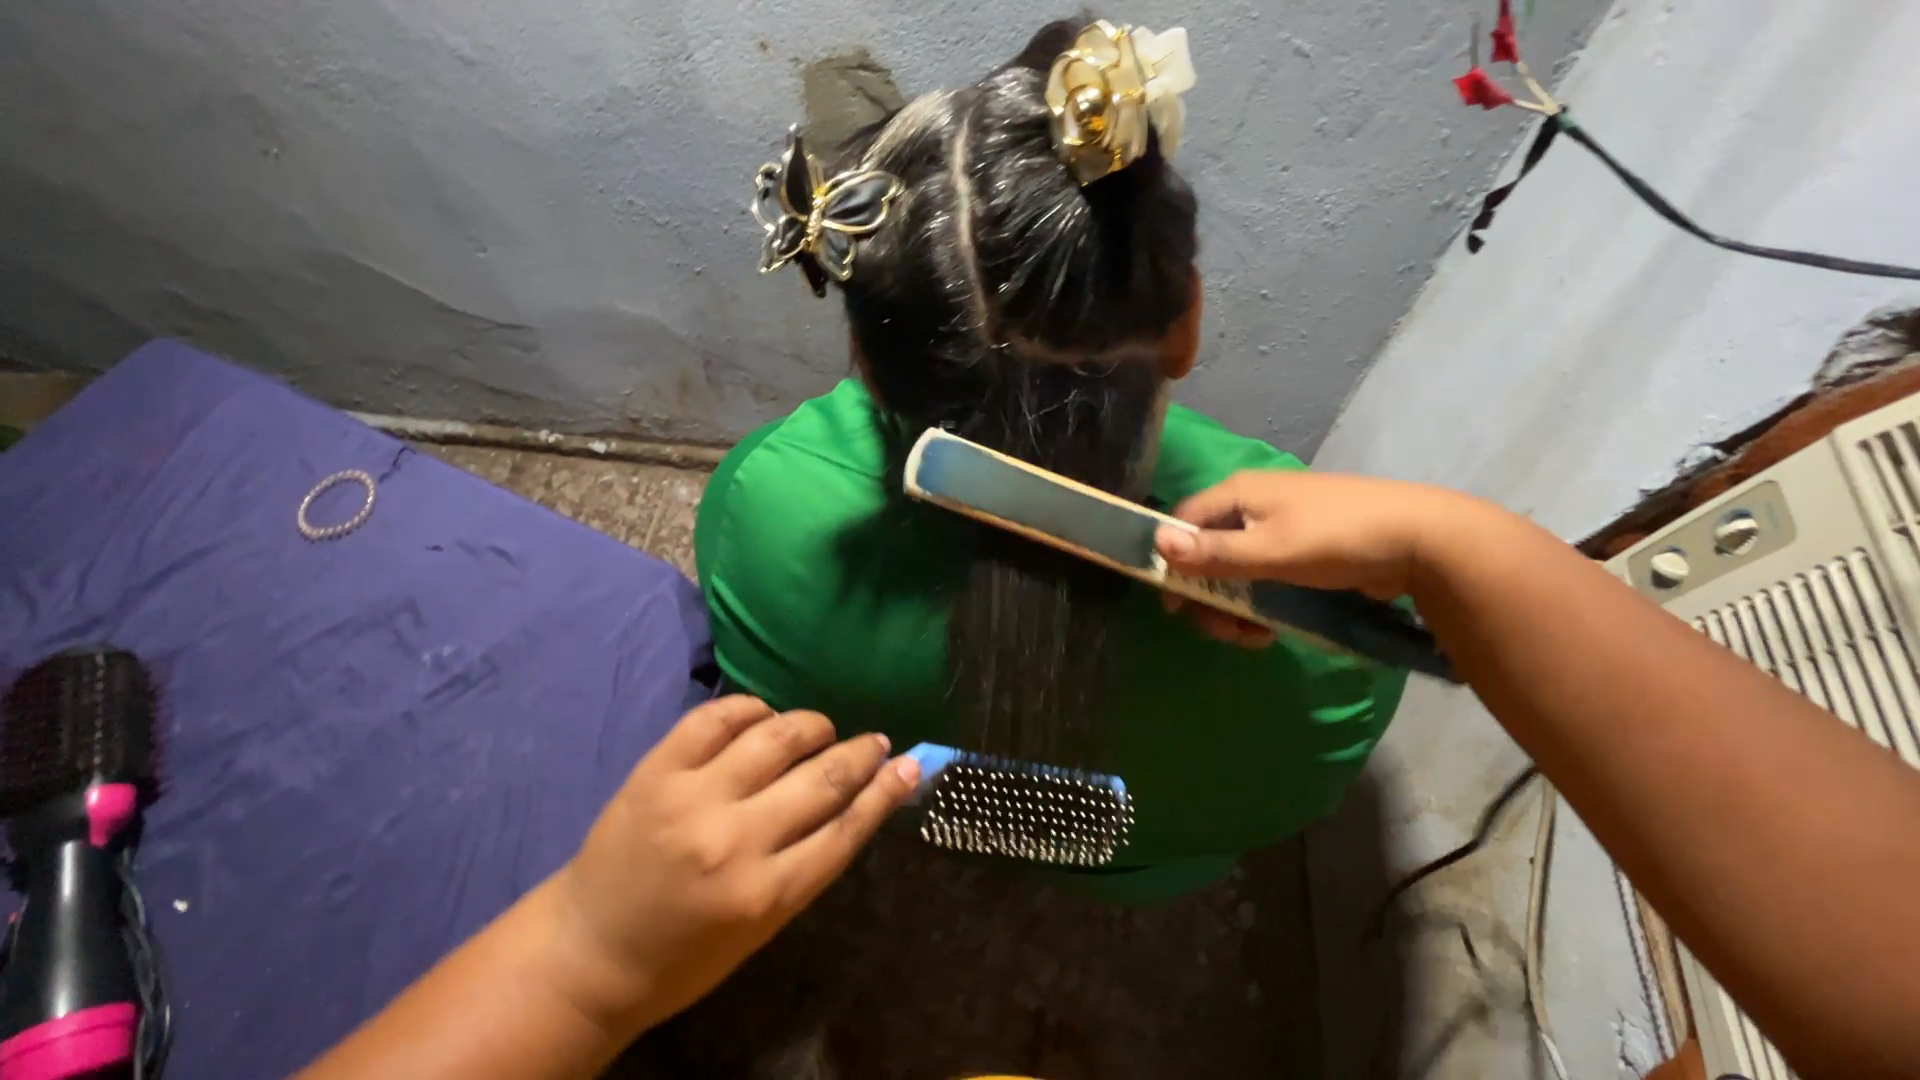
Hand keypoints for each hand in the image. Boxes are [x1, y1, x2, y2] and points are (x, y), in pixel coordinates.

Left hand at [551, 696, 919, 1030]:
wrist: (589, 951)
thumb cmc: (686, 953)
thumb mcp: (762, 925)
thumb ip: (809, 864)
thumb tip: (859, 803)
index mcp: (767, 895)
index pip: (846, 828)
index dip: (886, 791)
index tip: (910, 763)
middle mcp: (735, 842)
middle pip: (822, 778)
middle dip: (860, 753)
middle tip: (874, 742)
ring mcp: (692, 800)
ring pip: (776, 738)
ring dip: (811, 725)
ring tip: (820, 729)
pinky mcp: (656, 771)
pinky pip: (716, 719)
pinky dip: (750, 709)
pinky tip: (764, 716)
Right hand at [1153, 470, 1485, 645]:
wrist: (1421, 540)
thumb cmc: (1337, 538)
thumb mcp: (1270, 550)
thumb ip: (1213, 553)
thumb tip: (1156, 544)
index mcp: (1238, 494)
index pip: (1182, 523)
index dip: (1170, 562)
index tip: (1174, 605)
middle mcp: (1251, 506)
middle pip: (1205, 553)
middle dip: (1207, 596)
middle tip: (1224, 633)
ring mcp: (1277, 528)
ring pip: (1233, 571)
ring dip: (1233, 607)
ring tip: (1253, 637)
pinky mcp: (1299, 550)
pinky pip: (1261, 578)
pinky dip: (1258, 604)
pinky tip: (1271, 629)